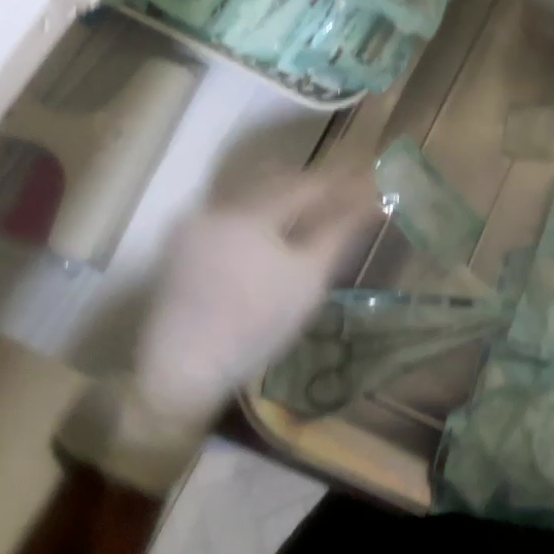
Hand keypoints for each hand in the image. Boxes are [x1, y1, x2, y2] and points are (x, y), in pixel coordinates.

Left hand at [136, 170, 376, 427]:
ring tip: (315, 215)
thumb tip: (371, 202)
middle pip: (276, 184)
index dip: (341, 183)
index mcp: (250, 211)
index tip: (369, 183)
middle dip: (313, 189)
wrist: (182, 370)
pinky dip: (260, 219)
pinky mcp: (182, 247)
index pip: (306, 184)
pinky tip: (276, 237)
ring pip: (252, 199)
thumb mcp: (308, 280)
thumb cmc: (254, 325)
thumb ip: (339, 232)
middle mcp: (219, 206)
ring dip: (286, 202)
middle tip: (346, 196)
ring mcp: (196, 226)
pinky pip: (232, 217)